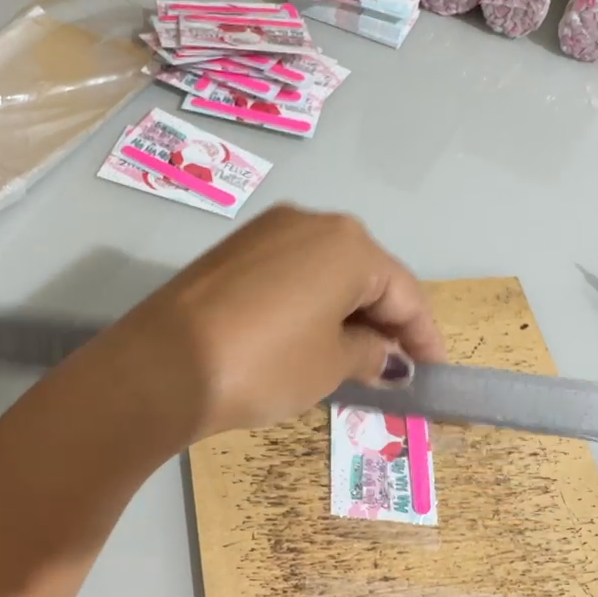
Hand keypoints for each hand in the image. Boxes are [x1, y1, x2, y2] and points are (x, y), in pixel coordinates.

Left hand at [83, 205, 445, 442]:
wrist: (164, 366)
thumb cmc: (265, 363)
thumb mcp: (330, 365)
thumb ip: (371, 354)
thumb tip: (388, 356)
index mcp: (348, 243)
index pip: (405, 292)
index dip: (424, 338)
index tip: (434, 374)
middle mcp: (310, 222)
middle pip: (365, 276)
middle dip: (384, 323)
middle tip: (393, 371)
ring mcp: (265, 232)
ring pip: (325, 274)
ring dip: (345, 314)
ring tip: (353, 361)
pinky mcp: (232, 252)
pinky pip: (290, 276)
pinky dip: (309, 306)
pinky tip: (308, 338)